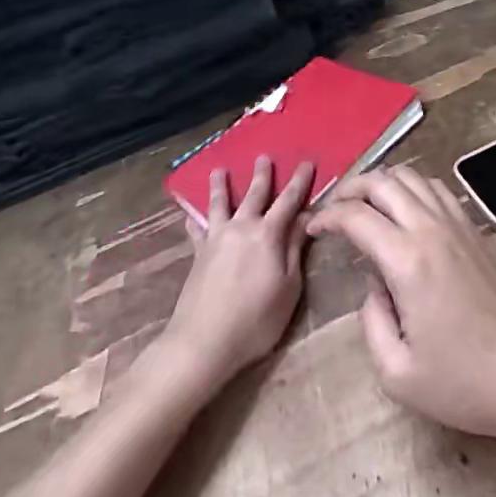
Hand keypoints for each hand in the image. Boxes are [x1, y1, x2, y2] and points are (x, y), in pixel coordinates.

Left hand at [158, 156, 314, 390]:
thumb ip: (294, 250)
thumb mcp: (289, 287)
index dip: (299, 183)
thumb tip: (304, 219)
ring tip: (218, 170)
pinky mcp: (198, 253)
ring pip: (219, 204)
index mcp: (268, 235)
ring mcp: (216, 239)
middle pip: (254, 195)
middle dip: (262, 175)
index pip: (288, 202)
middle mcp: (241, 228)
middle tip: (264, 156)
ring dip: (220, 186)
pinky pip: (196, 229)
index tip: (307, 163)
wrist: (205, 339)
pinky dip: (194, 220)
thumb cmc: (257, 320)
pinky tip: (189, 215)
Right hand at [308, 167, 495, 443]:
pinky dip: (411, 187)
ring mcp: (458, 226)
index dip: (327, 217)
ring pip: (411, 177)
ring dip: (381, 182)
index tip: (313, 230)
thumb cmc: (466, 382)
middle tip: (333, 209)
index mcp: (407, 260)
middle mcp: (431, 230)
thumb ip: (370, 323)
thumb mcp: (398, 373)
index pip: (355, 216)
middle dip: (349, 188)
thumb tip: (373, 289)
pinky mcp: (476, 232)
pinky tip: (405, 209)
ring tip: (364, 203)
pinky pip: (437, 190)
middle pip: (382, 182)